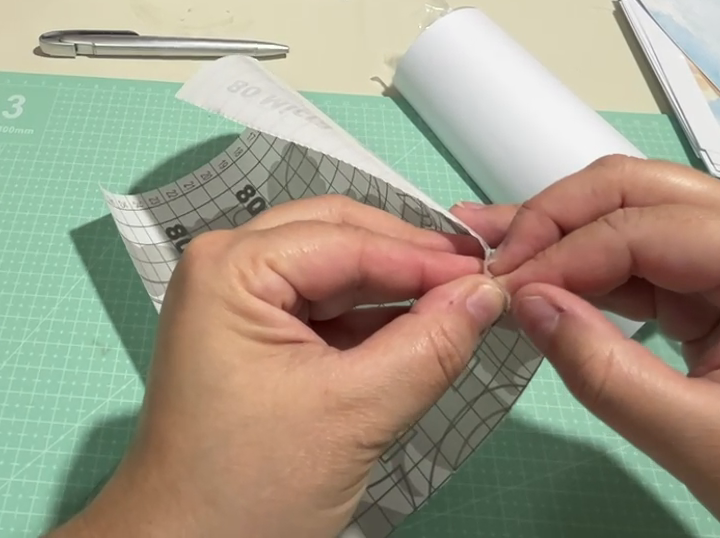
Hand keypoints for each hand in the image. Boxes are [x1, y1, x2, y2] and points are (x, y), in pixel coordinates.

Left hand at [55, 196, 506, 537]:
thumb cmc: (251, 485)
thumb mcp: (352, 414)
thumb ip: (427, 346)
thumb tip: (487, 293)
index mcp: (232, 263)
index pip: (345, 240)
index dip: (422, 255)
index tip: (491, 270)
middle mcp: (229, 260)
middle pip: (336, 234)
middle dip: (406, 255)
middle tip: (476, 277)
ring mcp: (237, 291)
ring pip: (332, 264)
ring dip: (392, 283)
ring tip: (459, 299)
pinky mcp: (251, 325)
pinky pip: (321, 300)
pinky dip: (370, 312)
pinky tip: (418, 323)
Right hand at [453, 157, 719, 537]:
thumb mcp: (713, 449)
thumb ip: (607, 372)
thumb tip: (522, 302)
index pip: (640, 227)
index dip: (556, 251)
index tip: (494, 287)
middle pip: (629, 189)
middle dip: (550, 219)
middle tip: (484, 256)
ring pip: (624, 206)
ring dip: (556, 229)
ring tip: (487, 243)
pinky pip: (636, 248)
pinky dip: (580, 261)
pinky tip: (534, 271)